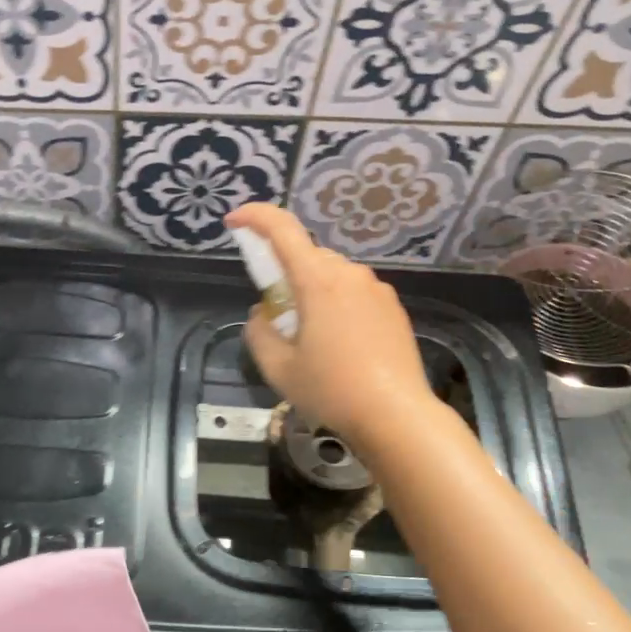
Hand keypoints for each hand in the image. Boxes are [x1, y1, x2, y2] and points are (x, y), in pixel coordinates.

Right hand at [226, 203, 436, 443]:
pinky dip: (335, 306)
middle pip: (308, 256)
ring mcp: (376, 290)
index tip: (234, 220)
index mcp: (318, 282)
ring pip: (332, 276)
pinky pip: (354, 294)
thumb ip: (259, 332)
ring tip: (307, 338)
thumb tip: (262, 313)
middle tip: (274, 313)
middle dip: (284, 272)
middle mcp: (350, 275)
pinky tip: (337, 346)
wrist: (395, 414)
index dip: (255, 218)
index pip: (283, 230)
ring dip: (311, 292)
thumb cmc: (331, 390)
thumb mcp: (278, 368)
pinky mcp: (392, 308)